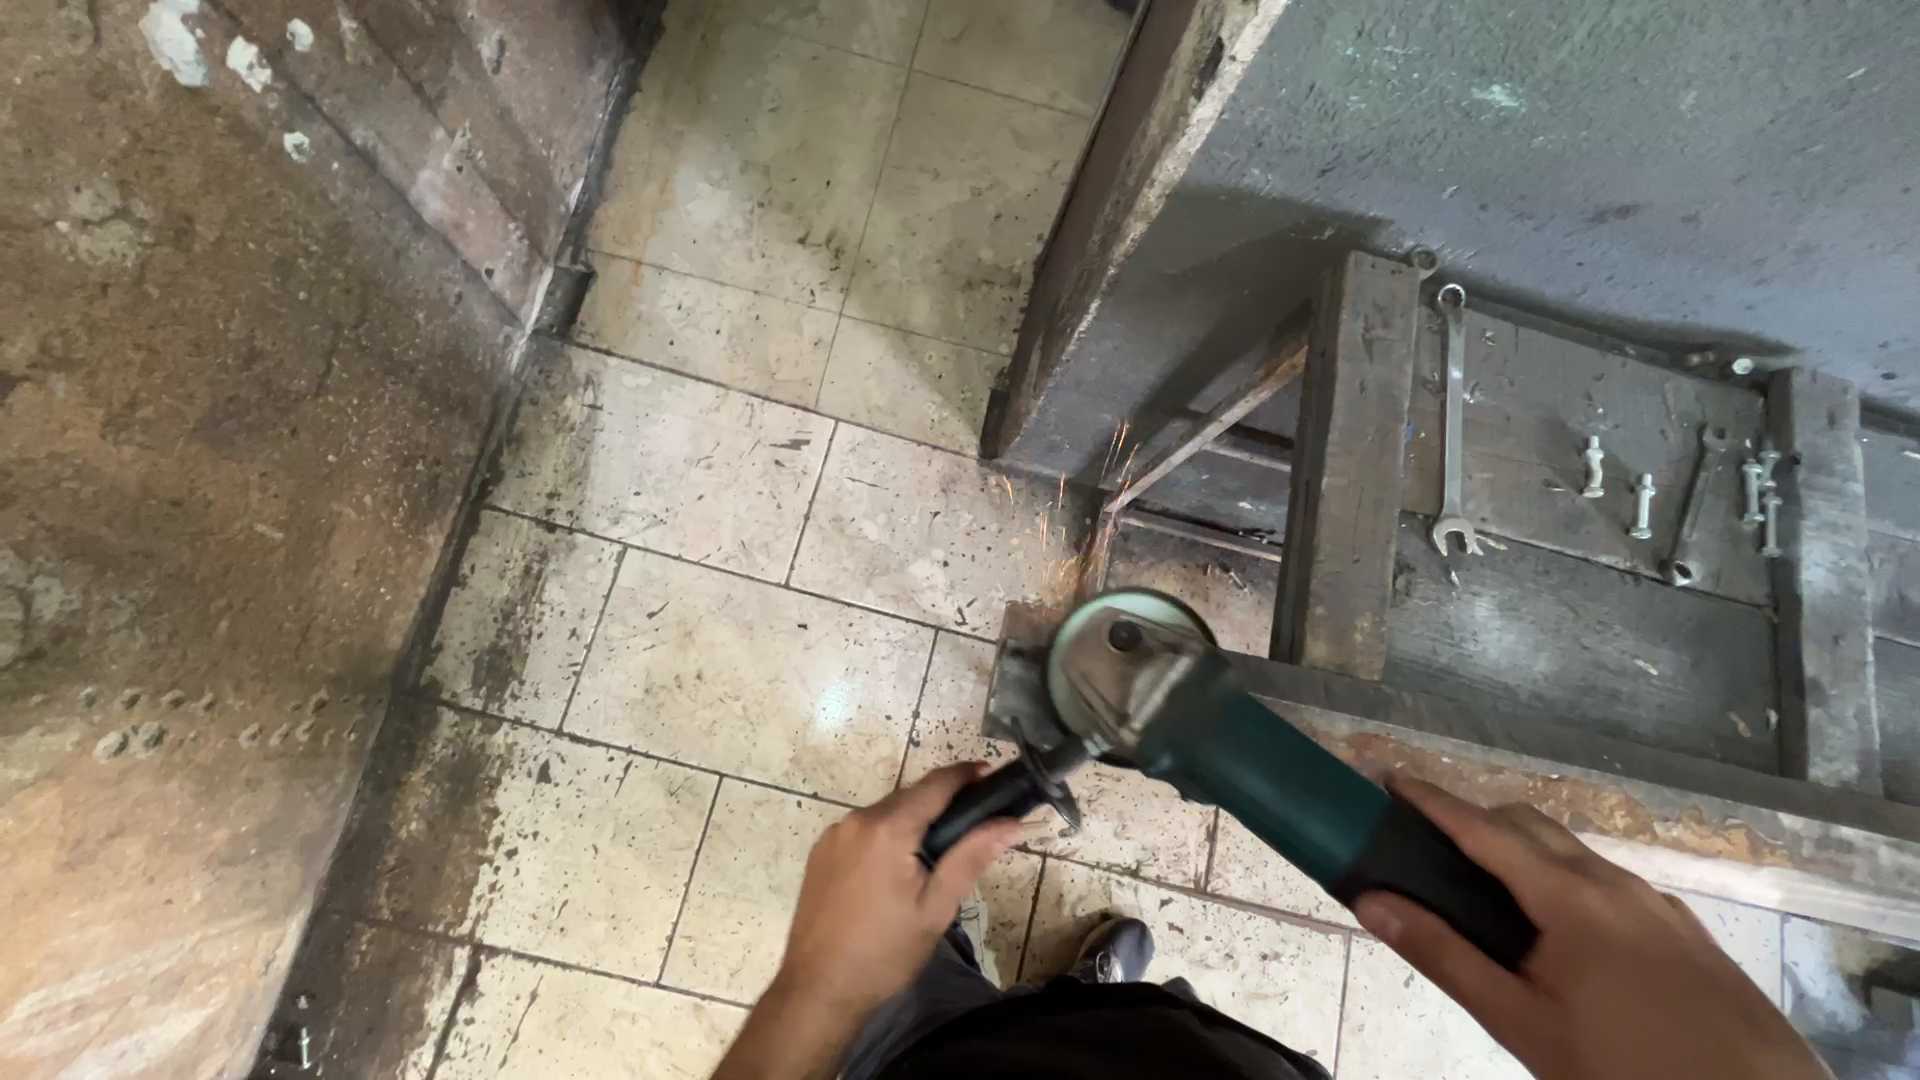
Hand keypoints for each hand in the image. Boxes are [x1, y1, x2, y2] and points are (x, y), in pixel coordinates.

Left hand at [775, 762, 1023, 1016]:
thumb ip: (971, 857)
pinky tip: (896, 868)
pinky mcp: (821, 851)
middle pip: (910, 796)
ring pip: (886, 812)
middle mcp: (858, 819)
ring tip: (936, 854)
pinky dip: (887, 835)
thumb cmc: (884, 953)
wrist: (817, 990)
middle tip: (972, 825)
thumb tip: (1010, 823)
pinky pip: (864, 829)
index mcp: (888, 828)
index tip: (991, 773)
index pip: (935, 784)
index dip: (965, 774)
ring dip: (913, 821)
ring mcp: (835, 833)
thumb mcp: (936, 908)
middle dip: (942, 803)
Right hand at [1355, 776, 1828, 1079]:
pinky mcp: (1689, 932)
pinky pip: (1610, 881)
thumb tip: (1370, 903)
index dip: (1431, 799)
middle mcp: (1614, 883)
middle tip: (1427, 839)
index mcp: (1568, 896)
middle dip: (1472, 817)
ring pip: (1572, 851)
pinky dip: (1565, 877)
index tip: (1388, 778)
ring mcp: (1659, 906)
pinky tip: (1564, 930)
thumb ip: (1443, 956)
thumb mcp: (1522, 1024)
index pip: (1481, 827)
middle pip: (1527, 823)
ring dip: (1520, 847)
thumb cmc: (1627, 1070)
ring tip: (1489, 886)